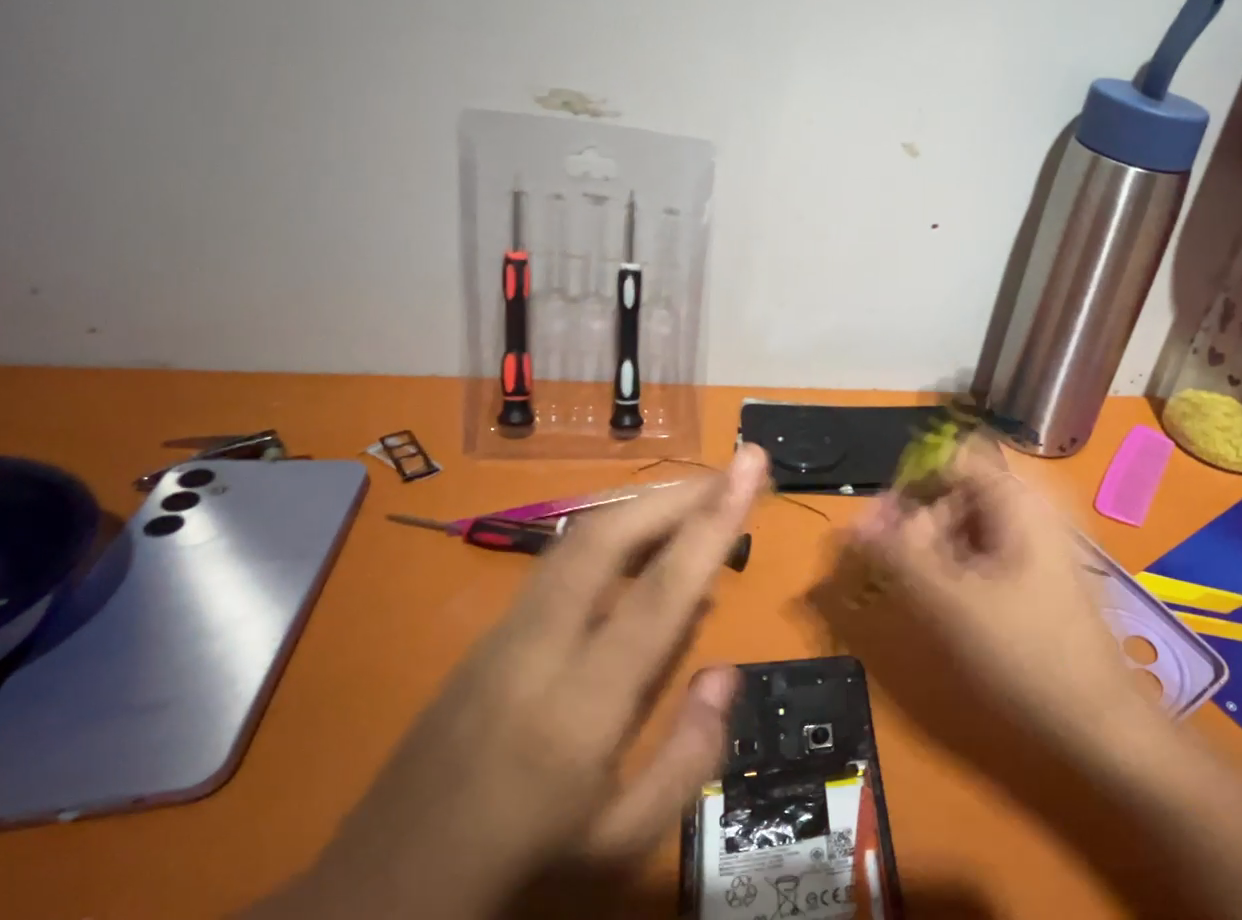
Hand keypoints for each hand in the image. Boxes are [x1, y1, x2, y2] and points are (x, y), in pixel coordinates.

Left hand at [251, 445, 768, 919]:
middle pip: (605, 538)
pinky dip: (614, 538)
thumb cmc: (524, 860)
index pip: (659, 592)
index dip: (712, 523)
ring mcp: (501, 636)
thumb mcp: (625, 838)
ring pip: (575, 541)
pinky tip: (645, 553)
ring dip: (642, 508)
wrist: (386, 885)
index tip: (751, 466)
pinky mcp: (485, 638)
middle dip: (675, 493)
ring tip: (700, 497)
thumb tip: (724, 672)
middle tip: (734, 470)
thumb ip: (690, 755)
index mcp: (582, 705)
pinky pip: (558, 565)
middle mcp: (537, 649)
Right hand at [846, 440, 1152, 755]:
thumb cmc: (1024, 654)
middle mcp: (1031, 512)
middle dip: (920, 522)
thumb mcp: (950, 600)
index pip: (953, 459)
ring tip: (915, 592)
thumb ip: (899, 553)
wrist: (1097, 722)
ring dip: (934, 550)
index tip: (882, 527)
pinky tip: (944, 607)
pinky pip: (986, 557)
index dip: (912, 484)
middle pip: (960, 493)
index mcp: (1018, 501)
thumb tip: (855, 520)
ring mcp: (1038, 548)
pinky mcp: (1037, 582)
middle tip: (895, 569)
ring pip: (970, 528)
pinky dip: (957, 571)